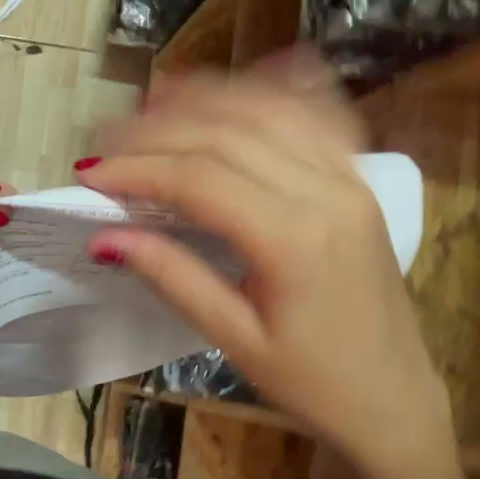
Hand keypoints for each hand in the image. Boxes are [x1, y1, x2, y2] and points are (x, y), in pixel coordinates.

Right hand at [79, 59, 454, 478]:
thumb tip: (105, 238)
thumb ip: (173, 278)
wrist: (391, 397)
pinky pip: (317, 115)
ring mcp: (351, 178)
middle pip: (230, 133)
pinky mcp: (359, 180)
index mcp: (293, 238)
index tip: (87, 173)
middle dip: (158, 129)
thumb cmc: (310, 382)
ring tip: (152, 102)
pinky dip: (274, 92)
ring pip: (271, 111)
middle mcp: (327, 190)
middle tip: (103, 138)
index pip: (200, 179)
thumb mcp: (234, 339)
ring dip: (207, 99)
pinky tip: (242, 81)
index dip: (137, 169)